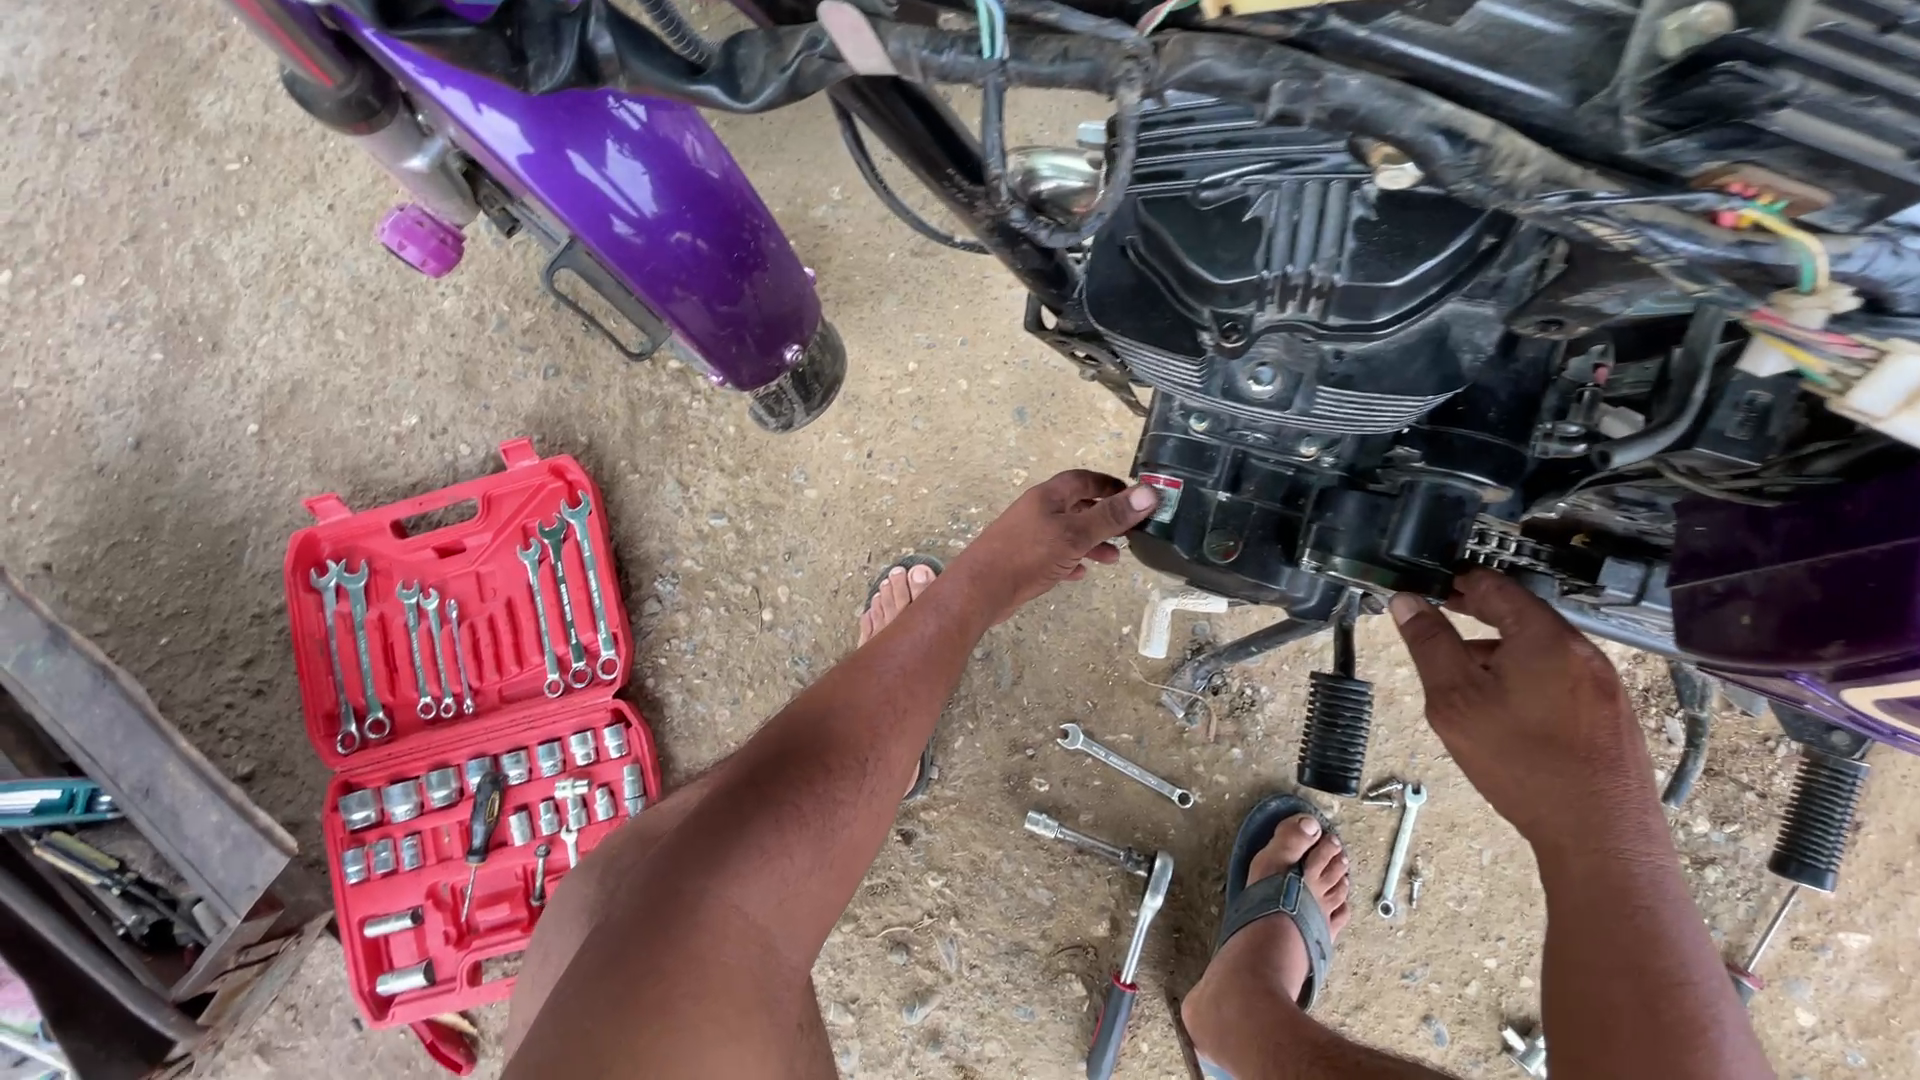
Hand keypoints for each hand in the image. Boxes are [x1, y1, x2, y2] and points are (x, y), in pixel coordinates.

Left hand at [947, 470, 1158, 625]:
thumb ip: (1111, 516)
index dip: (1109, 484)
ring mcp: (1027, 536)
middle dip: (1103, 518)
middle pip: (1076, 507)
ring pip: (1066, 534)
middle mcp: (1037, 511)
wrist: (980, 590)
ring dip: (1090, 543)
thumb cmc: (1027, 555)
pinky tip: (1079, 574)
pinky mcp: (1022, 560)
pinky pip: (1052, 556)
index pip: (1083, 479)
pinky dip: (1070, 561)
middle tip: (1128, 532)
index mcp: (1048, 497)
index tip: (1133, 496)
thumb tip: (1150, 493)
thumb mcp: (1075, 534)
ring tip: (1113, 559)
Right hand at [1388, 570, 1659, 853]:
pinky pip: (1559, 675)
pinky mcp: (1612, 714)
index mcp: (1545, 637)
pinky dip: (1525, 673)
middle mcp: (1582, 651)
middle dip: (1478, 613)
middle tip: (1440, 618)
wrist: (1601, 836)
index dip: (1458, 581)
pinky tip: (1505, 708)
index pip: (1496, 587)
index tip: (1428, 585)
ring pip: (1541, 648)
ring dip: (1500, 648)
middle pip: (1523, 615)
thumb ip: (1430, 645)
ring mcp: (1604, 683)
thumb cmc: (1519, 761)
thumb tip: (1407, 600)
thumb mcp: (1455, 700)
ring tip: (1464, 673)